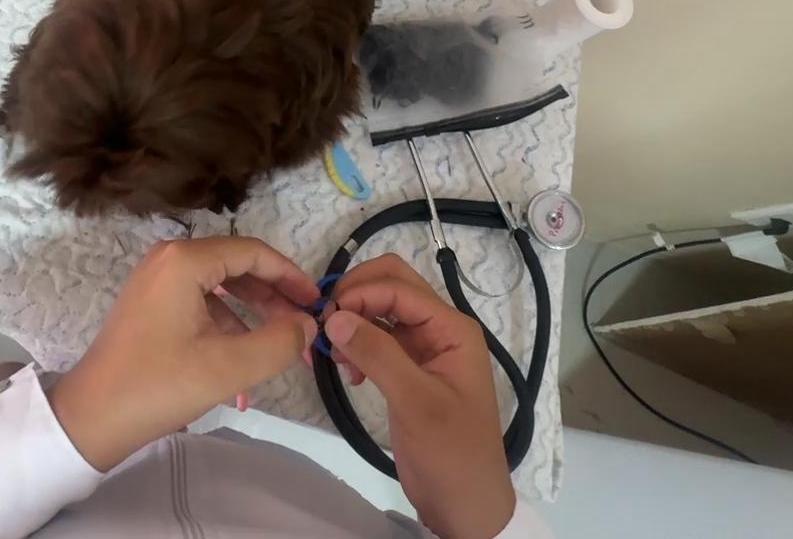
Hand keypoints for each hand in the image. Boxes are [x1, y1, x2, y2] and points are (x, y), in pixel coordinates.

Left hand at [48, 237, 320, 470]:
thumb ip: (277, 342)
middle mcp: (170, 258)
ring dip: (252, 317)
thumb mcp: (227, 368)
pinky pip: (200, 303)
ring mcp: (157, 279)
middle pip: (237, 266)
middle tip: (303, 327)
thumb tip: (308, 324)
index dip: (290, 275)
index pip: (252, 252)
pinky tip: (242, 371)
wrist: (91, 418)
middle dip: (273, 298)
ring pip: (221, 287)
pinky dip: (225, 328)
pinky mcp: (151, 302)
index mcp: (185, 260)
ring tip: (279, 351)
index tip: (316, 301)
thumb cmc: (158, 385)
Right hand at [325, 254, 515, 538]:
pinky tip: (347, 370)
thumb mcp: (416, 403)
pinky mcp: (405, 367)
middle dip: (356, 294)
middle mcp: (438, 328)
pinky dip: (356, 342)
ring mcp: (421, 347)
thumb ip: (377, 355)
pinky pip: (375, 335)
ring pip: (379, 307)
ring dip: (353, 318)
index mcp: (452, 328)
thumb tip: (333, 317)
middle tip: (327, 321)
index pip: (400, 287)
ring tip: (334, 352)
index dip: (362, 293)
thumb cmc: (451, 453)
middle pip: (391, 284)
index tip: (328, 317)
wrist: (465, 508)